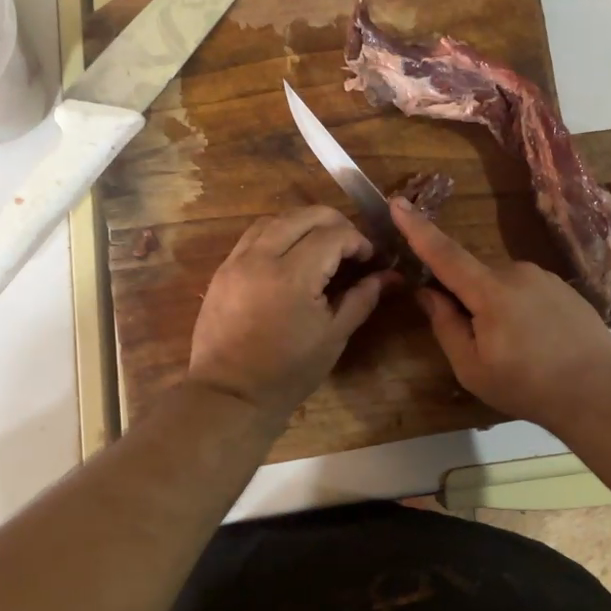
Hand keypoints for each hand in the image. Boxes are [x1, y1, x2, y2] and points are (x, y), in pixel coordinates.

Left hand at [187, 206, 394, 422]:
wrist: (231, 395)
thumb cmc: (289, 371)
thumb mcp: (334, 336)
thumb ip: (362, 298)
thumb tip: (388, 276)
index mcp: (293, 275)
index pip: (333, 235)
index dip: (358, 241)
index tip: (369, 258)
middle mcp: (262, 257)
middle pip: (303, 216)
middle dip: (334, 223)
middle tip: (350, 246)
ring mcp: (237, 261)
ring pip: (274, 219)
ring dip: (303, 224)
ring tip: (320, 246)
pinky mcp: (223, 270)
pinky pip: (253, 236)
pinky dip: (277, 234)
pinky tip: (290, 255)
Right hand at [391, 197, 610, 428]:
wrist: (600, 390)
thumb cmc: (528, 385)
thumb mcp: (472, 368)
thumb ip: (446, 326)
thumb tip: (428, 294)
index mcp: (490, 291)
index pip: (445, 254)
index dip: (418, 230)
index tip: (397, 203)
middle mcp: (517, 272)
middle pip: (475, 277)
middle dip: (468, 303)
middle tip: (483, 347)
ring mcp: (545, 277)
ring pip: (502, 286)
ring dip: (497, 309)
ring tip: (517, 352)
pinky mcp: (564, 288)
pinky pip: (527, 292)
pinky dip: (521, 312)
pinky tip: (538, 344)